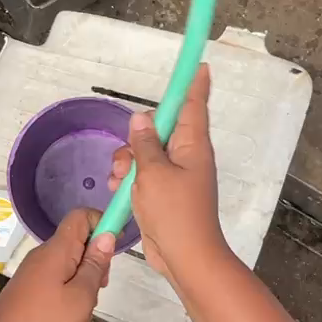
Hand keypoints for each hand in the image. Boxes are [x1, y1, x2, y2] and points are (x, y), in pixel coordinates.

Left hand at [0, 207, 116, 321]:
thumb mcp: (81, 296)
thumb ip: (95, 265)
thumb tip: (106, 235)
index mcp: (57, 249)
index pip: (80, 216)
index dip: (102, 222)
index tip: (117, 245)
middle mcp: (43, 252)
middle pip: (76, 238)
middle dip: (95, 256)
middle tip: (100, 285)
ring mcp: (34, 268)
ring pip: (68, 259)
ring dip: (84, 275)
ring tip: (84, 303)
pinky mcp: (29, 284)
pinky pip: (56, 274)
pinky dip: (70, 285)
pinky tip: (70, 310)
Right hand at [109, 63, 228, 283]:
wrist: (184, 256)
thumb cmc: (174, 212)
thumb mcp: (153, 173)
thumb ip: (144, 144)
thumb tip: (141, 118)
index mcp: (193, 146)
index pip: (194, 106)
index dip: (195, 85)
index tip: (201, 65)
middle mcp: (187, 156)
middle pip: (161, 130)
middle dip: (137, 138)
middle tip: (127, 157)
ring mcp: (176, 176)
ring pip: (146, 154)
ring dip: (128, 163)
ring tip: (121, 181)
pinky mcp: (164, 193)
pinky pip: (143, 175)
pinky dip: (130, 180)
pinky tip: (120, 192)